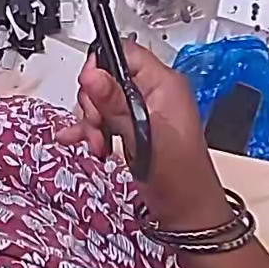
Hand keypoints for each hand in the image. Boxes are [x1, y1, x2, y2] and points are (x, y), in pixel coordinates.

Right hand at [54, 40, 230, 227]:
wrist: (187, 215)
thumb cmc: (179, 180)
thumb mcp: (143, 138)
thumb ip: (115, 104)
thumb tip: (93, 74)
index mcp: (164, 85)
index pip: (123, 52)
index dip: (99, 68)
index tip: (90, 93)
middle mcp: (153, 92)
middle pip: (106, 76)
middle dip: (92, 103)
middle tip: (96, 126)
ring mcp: (143, 108)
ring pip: (100, 98)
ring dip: (90, 121)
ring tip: (95, 143)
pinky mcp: (133, 124)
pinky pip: (103, 116)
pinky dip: (90, 129)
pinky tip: (81, 141)